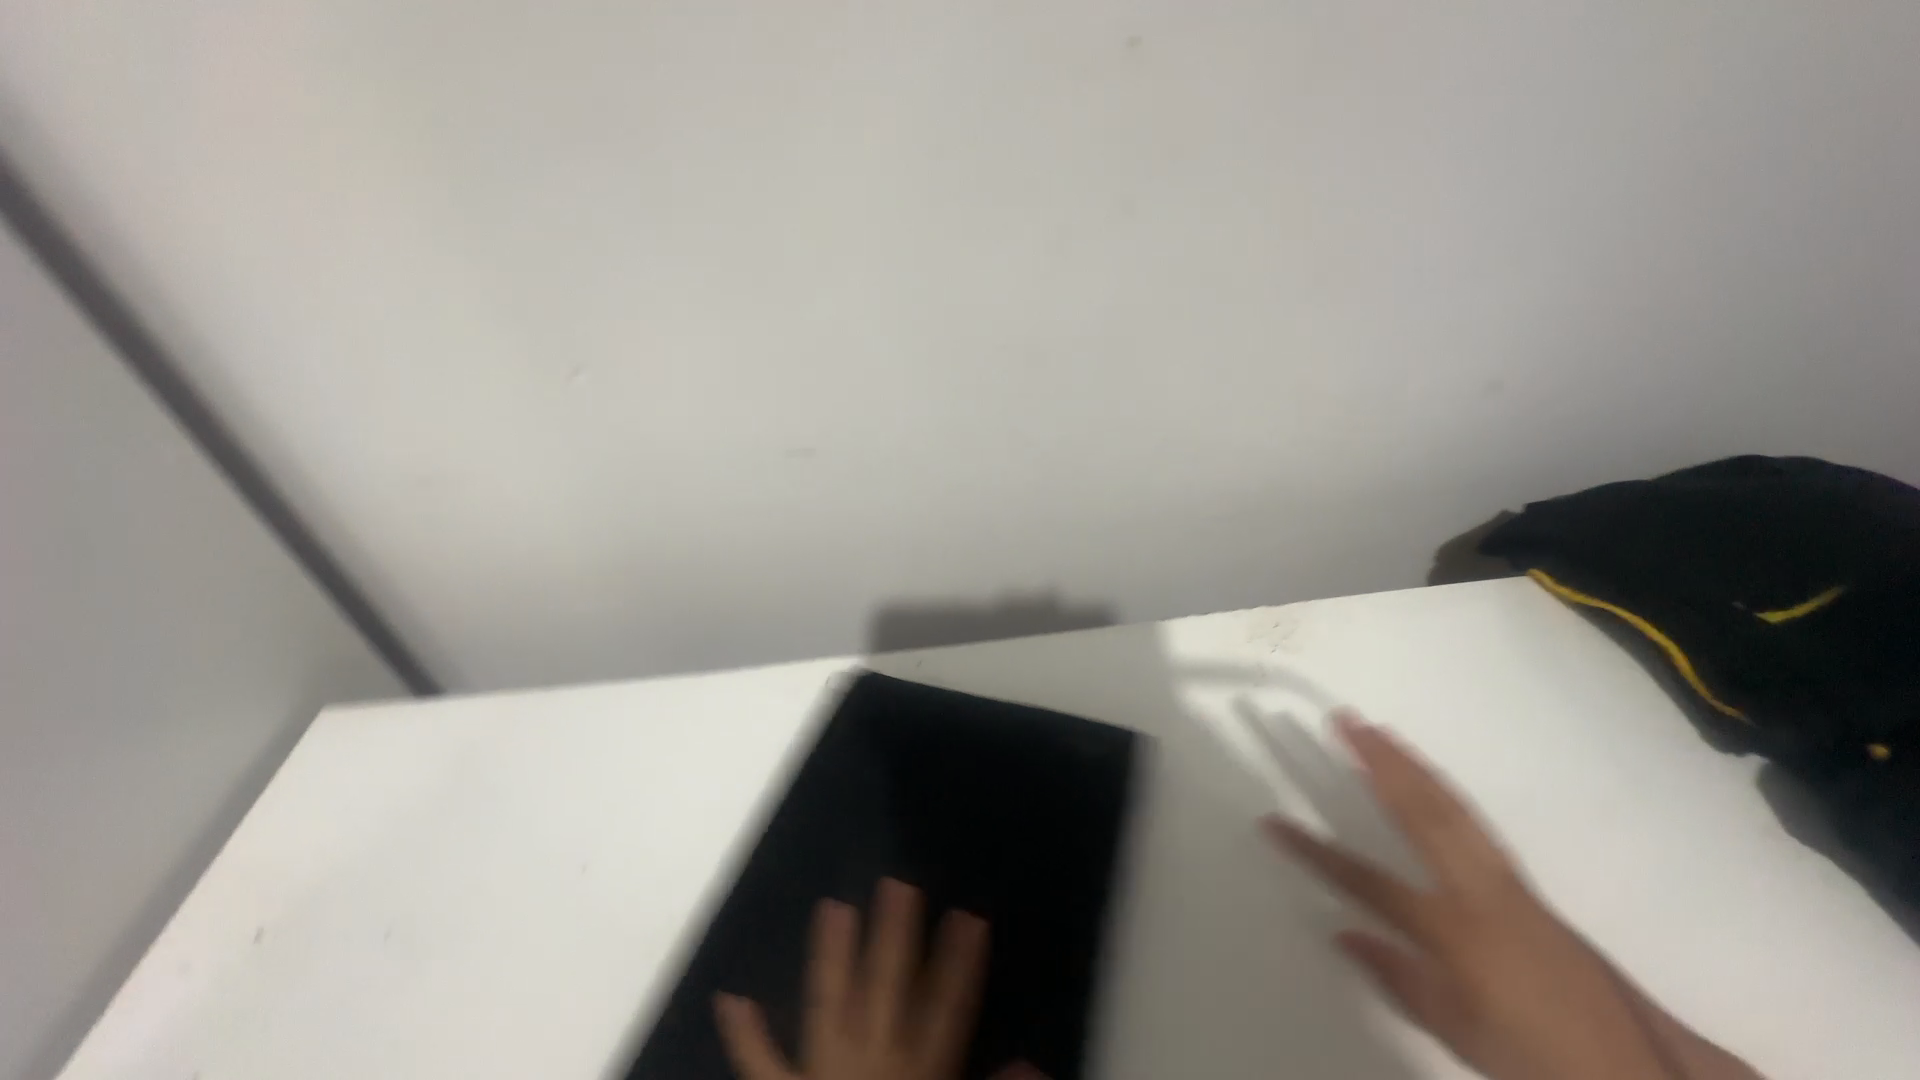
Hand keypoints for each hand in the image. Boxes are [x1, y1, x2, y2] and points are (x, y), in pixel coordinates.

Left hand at [715, 878, 1042, 1079]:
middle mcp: (870, 1061)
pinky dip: (746, 1033)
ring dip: (831, 957)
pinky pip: (761, 1062)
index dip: (960, 962)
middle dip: (893, 936)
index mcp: (917, 1071)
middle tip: (896, 884)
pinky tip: (730, 998)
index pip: (946, 1009)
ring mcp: (822, 1070)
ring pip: (830, 1003)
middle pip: (885, 990)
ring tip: (831, 906)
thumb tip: (1031, 1065)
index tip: (969, 917)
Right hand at [1266, 711, 1761, 1079]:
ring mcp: (1508, 882)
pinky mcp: (1525, 885)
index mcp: (1455, 931)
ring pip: (1453, 809)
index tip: (1274, 821)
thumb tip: (1343, 932)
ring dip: (1413, 765)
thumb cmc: (1538, 1055)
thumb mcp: (1461, 1032)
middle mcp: (1480, 891)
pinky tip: (1428, 780)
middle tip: (1346, 720)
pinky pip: (1475, 823)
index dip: (1316, 852)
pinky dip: (1444, 791)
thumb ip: (1399, 978)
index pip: (1368, 882)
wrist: (1644, 1069)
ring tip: (1380, 731)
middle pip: (1422, 813)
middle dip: (1380, 763)